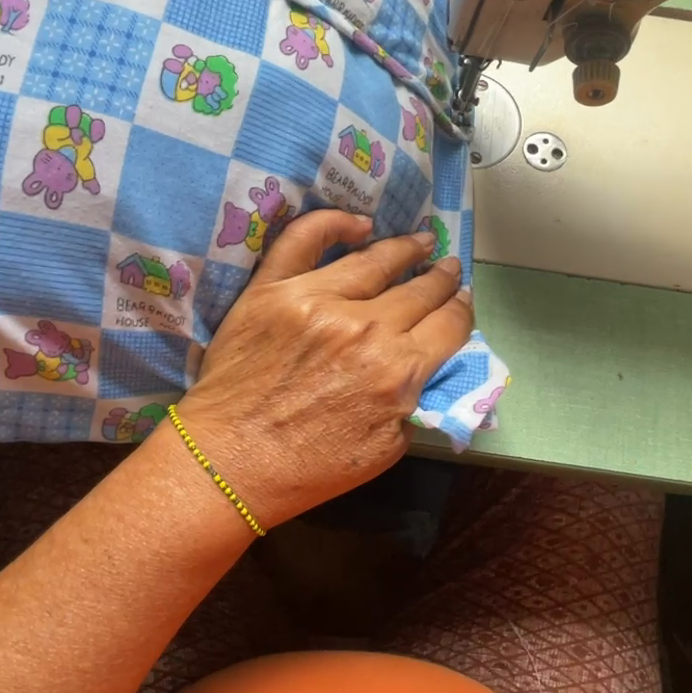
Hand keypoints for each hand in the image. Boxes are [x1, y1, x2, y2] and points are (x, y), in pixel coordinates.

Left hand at [170, 211, 472, 527]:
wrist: (230, 464)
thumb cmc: (309, 469)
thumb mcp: (387, 450)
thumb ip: (412, 403)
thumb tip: (421, 368)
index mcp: (397, 371)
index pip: (449, 325)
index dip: (461, 311)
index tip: (462, 301)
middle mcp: (364, 328)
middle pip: (419, 290)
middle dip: (440, 278)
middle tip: (447, 266)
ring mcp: (315, 301)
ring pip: (374, 260)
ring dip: (405, 248)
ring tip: (420, 241)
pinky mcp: (272, 290)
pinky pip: (304, 240)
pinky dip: (333, 224)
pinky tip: (358, 225)